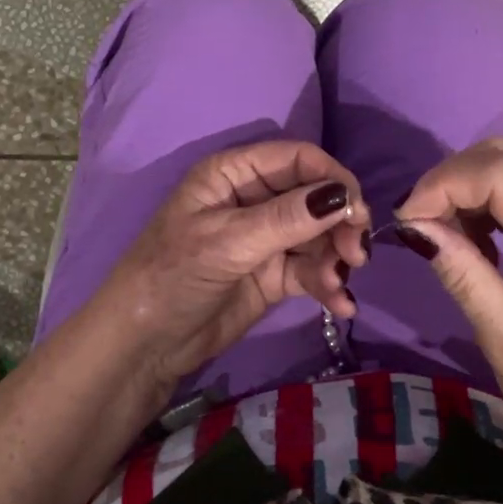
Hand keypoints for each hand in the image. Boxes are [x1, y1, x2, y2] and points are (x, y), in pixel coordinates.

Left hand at [96, 140, 371, 386]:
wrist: (144, 344)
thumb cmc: (173, 276)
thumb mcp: (227, 242)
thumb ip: (286, 219)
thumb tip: (343, 196)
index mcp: (232, 173)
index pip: (296, 159)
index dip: (332, 178)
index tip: (358, 210)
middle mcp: (252, 198)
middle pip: (314, 196)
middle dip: (339, 222)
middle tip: (356, 255)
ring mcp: (264, 238)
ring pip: (317, 235)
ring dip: (335, 258)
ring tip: (339, 287)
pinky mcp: (271, 275)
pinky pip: (310, 270)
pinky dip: (328, 284)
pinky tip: (340, 306)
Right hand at [394, 139, 502, 474]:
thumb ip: (464, 276)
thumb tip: (413, 225)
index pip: (502, 176)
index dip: (444, 183)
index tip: (406, 219)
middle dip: (450, 180)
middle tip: (417, 223)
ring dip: (465, 186)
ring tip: (440, 232)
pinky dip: (485, 196)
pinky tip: (470, 236)